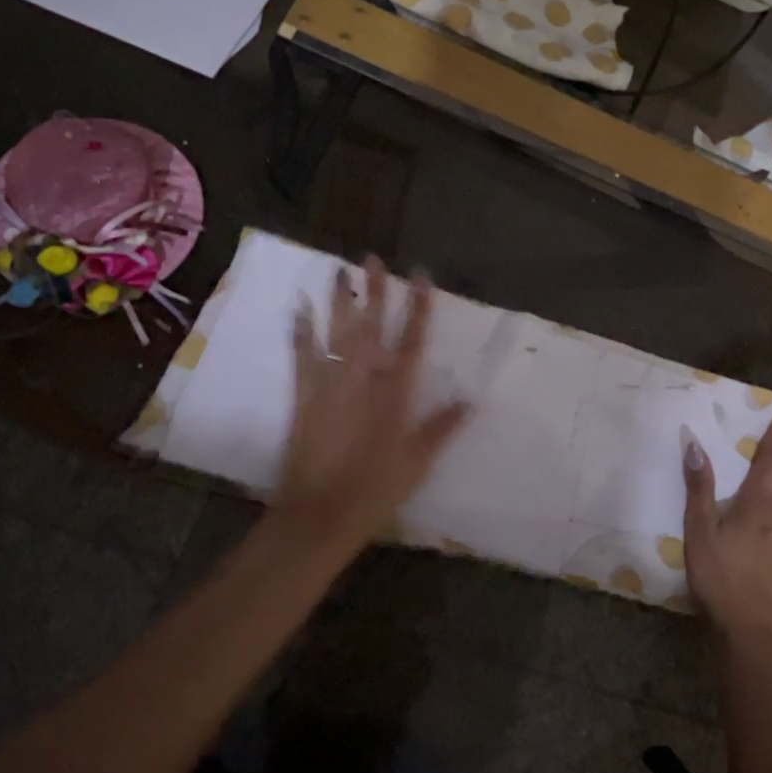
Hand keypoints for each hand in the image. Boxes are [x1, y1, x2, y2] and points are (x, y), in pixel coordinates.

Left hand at [278, 256, 471, 544]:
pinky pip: (303, 353)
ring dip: (339, 299)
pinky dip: (301, 329)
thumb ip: (442, 428)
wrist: (319, 514)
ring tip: (340, 270)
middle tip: (373, 258)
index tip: (421, 276)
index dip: (418, 306)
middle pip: (372, 324)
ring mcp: (330, 382)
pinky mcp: (303, 395)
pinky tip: (299, 308)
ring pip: (337, 330)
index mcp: (397, 392)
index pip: (413, 339)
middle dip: (375, 290)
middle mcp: (364, 377)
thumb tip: (472, 401)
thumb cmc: (375, 491)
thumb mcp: (417, 462)